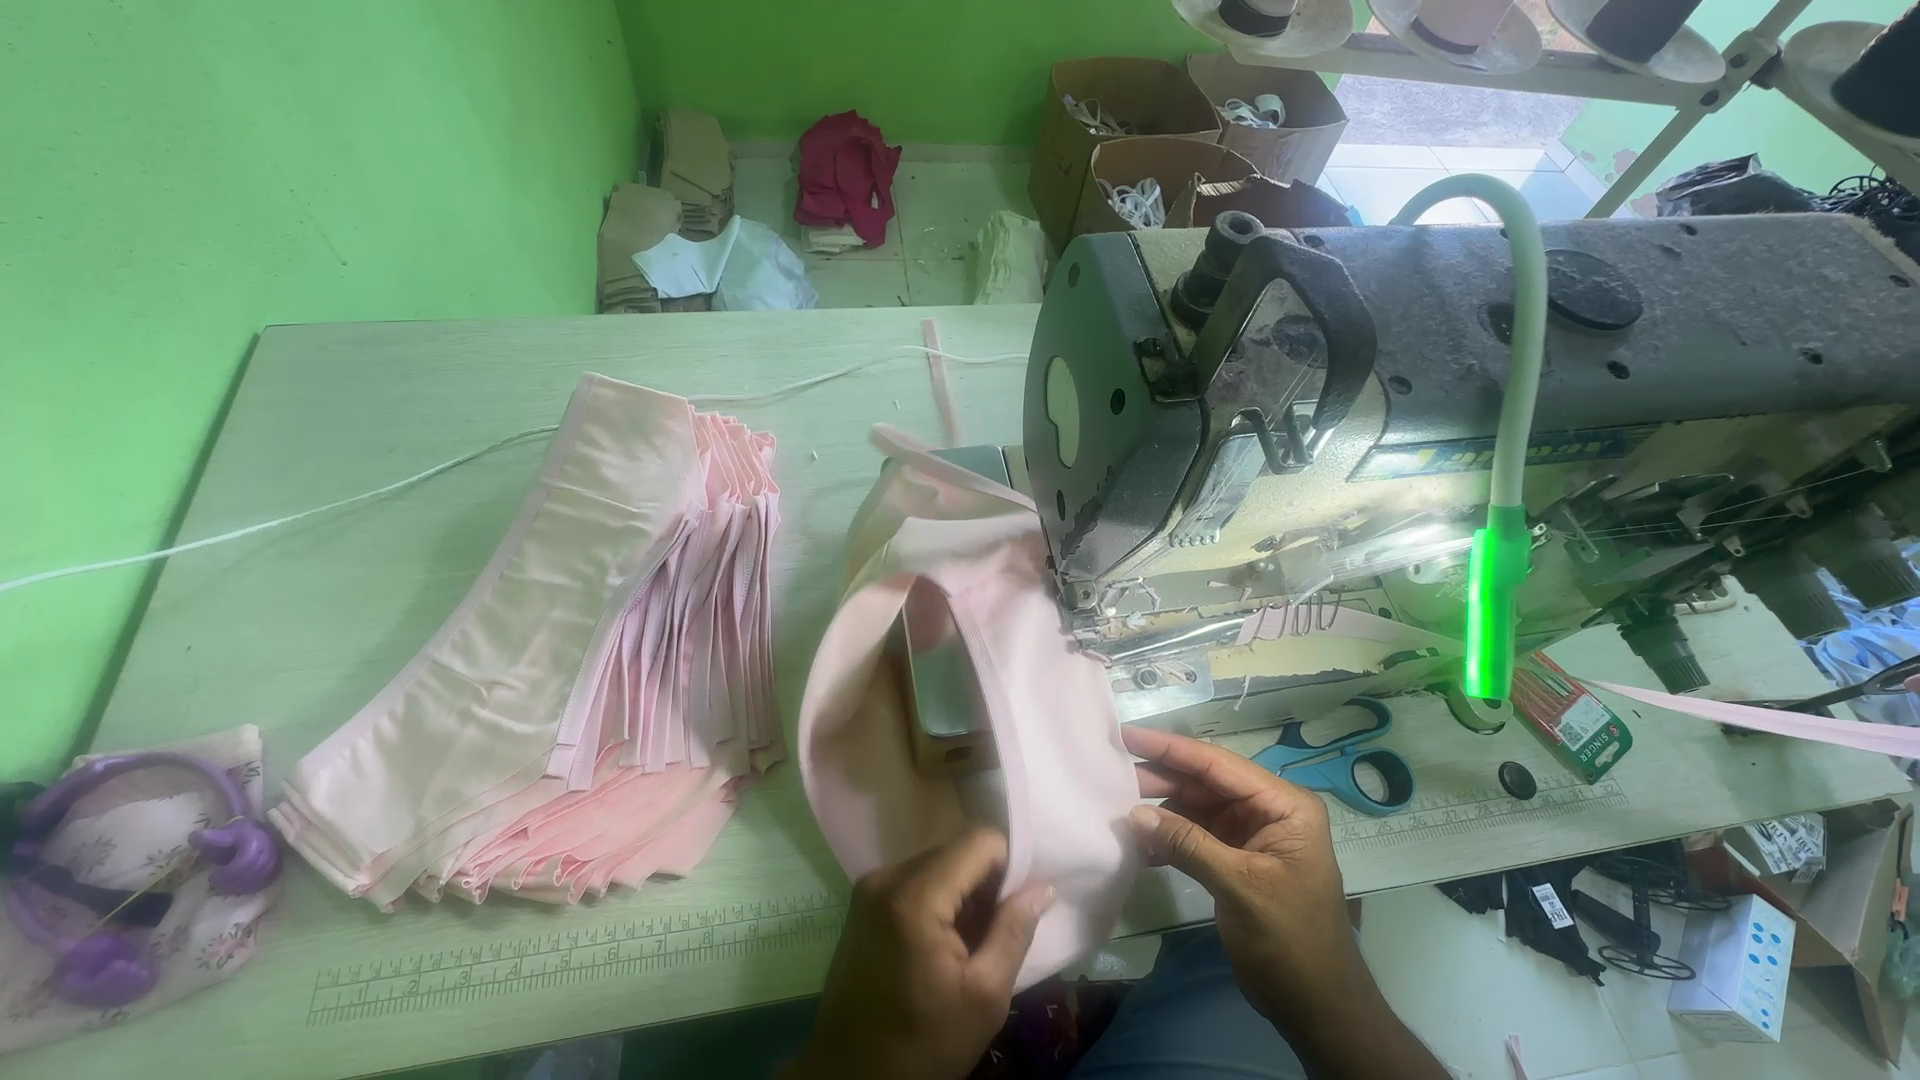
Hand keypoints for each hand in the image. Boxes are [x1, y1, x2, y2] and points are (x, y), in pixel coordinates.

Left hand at [789, 827, 1054, 1079]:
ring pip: (938, 864)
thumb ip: (1015, 931)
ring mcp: (869, 889)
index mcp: (914, 895)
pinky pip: (916, 881)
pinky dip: (940, 902)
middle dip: (987, 882)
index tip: (1023, 902)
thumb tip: (1042, 886)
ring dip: (964, 893)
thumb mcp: (985, 996)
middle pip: (956, 851)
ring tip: (973, 944)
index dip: (1010, 862)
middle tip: (1000, 930)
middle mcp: (886, 877)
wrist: (852, 1077)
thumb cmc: (923, 1043)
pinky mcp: (863, 904)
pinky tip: (946, 945)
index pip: (978, 840)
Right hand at [1121, 725, 1377, 1032]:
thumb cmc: (1292, 941)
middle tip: (1111, 773)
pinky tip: (1139, 845)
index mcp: (1284, 805)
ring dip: (1160, 809)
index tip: (1126, 735)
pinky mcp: (1235, 859)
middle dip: (1160, 777)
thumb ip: (1188, 845)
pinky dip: (1168, 838)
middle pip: (1205, 781)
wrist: (1317, 1005)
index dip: (1171, 748)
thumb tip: (1134, 812)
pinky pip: (1194, 835)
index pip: (1219, 764)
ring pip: (1195, 806)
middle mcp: (1268, 811)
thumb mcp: (1240, 887)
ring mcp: (1251, 835)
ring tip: (1116, 806)